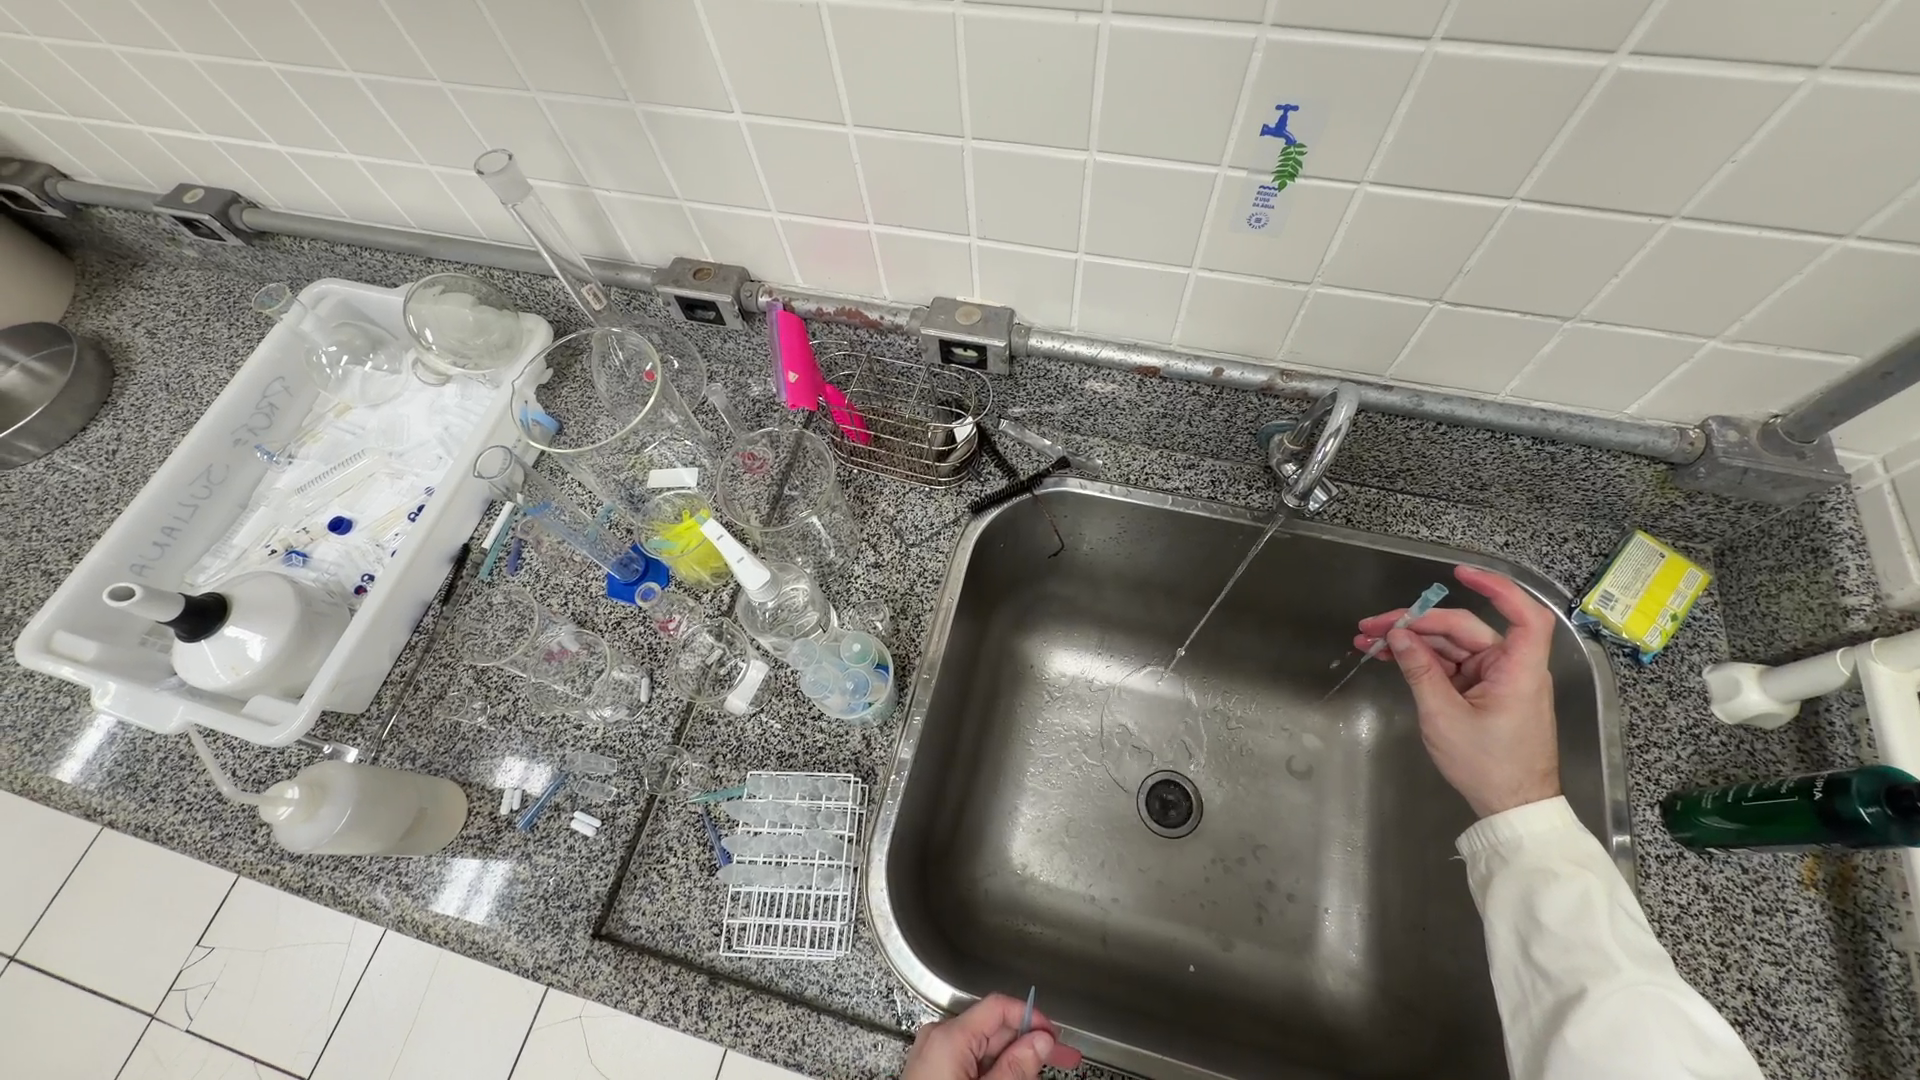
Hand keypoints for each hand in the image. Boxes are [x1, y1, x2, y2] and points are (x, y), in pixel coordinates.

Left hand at [902, 994, 1083, 1079]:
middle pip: (994, 1029)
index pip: (998, 1007)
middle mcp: (938, 1037)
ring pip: (984, 1049)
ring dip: (1013, 1063)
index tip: (1055, 1038)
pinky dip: (993, 1072)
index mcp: (950, 1037)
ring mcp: (933, 1055)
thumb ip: (1016, 1068)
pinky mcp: (932, 1073)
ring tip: (1034, 1077)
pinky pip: (970, 1063)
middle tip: (1063, 1059)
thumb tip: (1041, 1041)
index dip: (1031, 1017)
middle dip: (1028, 1044)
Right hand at [1355, 565, 1560, 818]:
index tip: (1459, 574)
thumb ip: (1421, 671)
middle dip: (1416, 622)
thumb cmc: (1487, 764)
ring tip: (1367, 641)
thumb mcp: (1444, 716)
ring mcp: (1495, 679)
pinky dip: (1421, 660)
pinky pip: (1450, 665)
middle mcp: (1510, 667)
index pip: (1522, 615)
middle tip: (1371, 626)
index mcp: (1516, 669)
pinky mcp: (1482, 692)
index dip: (1496, 588)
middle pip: (1464, 629)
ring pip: (1451, 646)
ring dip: (1411, 642)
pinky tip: (1388, 656)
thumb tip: (1399, 636)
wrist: (1511, 807)